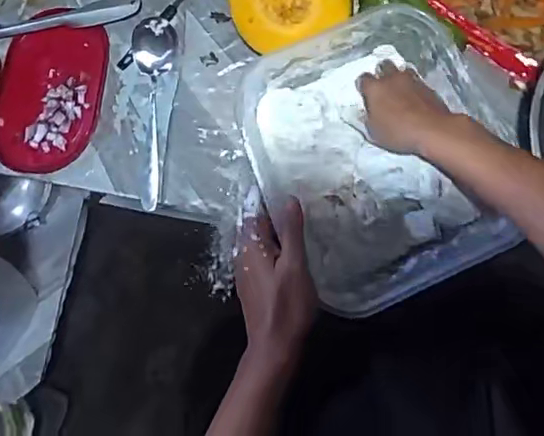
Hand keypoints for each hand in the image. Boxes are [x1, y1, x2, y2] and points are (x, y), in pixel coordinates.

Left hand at [235, 197, 316, 369]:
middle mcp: (242, 253)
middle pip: (258, 225)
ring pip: (261, 242)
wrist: (273, 350)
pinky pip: (262, 256)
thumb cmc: (286, 306)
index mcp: (249, 244)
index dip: (273, 200)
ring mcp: (245, 269)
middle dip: (276, 217)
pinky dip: (275, 250)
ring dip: (277, 235)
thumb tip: (289, 199)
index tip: (292, 192)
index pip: (257, 210)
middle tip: (301, 211)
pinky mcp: (252, 283)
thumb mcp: (295, 265)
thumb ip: (291, 231)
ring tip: (300, 230)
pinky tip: (292, 255)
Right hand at [358, 60, 457, 155]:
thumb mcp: (375, 133)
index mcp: (374, 88)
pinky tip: (416, 97)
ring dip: (400, 77)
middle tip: (384, 86)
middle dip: (382, 73)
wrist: (433, 130)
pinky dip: (415, 86)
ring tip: (401, 89)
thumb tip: (365, 115)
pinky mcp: (427, 85)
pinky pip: (418, 80)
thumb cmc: (400, 132)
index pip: (363, 79)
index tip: (366, 94)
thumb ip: (367, 120)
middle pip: (384, 66)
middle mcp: (391, 78)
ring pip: (402, 69)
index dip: (364, 86)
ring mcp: (411, 79)